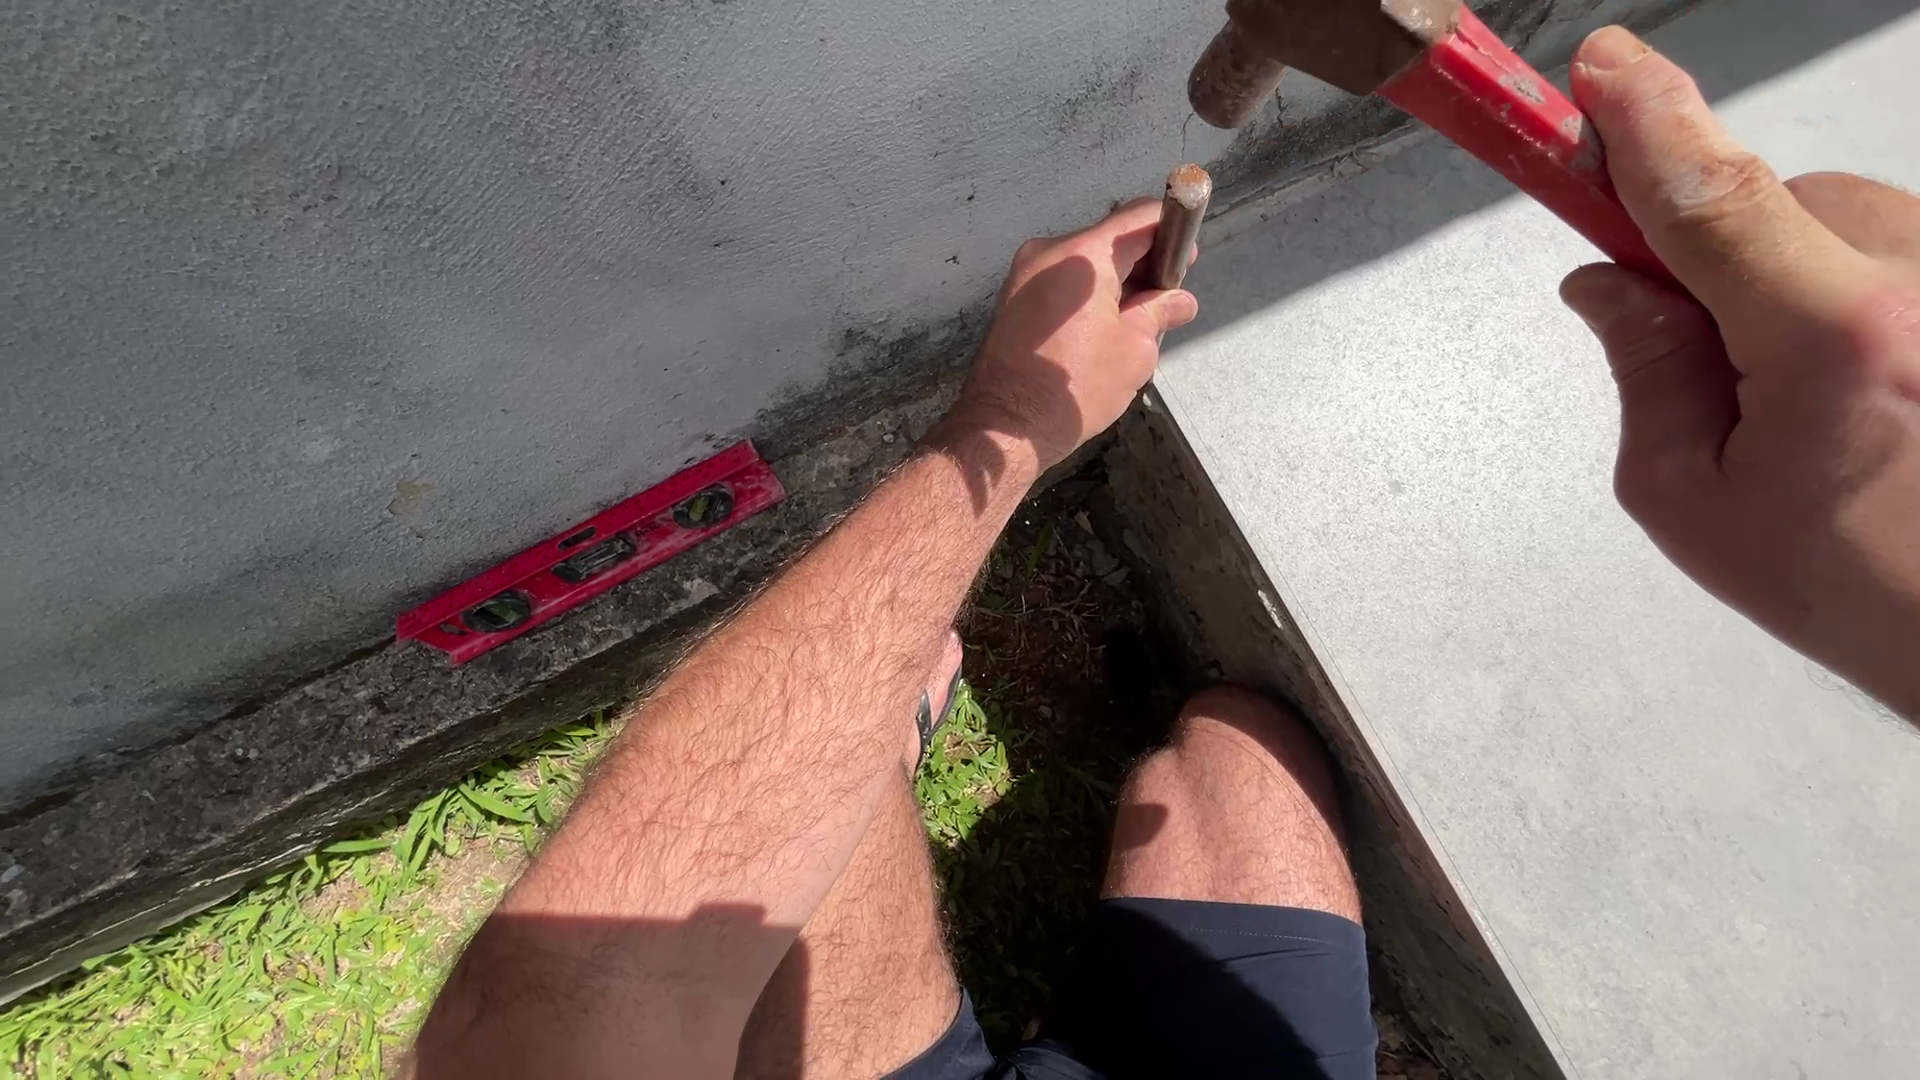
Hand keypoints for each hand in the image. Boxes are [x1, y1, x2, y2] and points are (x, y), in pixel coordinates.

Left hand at [948, 198, 1199, 470]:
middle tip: (1162, 306)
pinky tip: (1098, 337)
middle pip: (1108, 243)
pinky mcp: (1010, 303)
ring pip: (1083, 268)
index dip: (1171, 235)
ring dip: (1113, 289)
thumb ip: (1160, 313)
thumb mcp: (1135, 350)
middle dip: (1141, 268)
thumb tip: (1179, 301)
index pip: (1138, 219)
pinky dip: (1084, 302)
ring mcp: (1022, 277)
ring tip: (1130, 331)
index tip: (1187, 259)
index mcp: (1082, 254)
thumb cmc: (1074, 389)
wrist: (1006, 428)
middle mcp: (1046, 254)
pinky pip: (1059, 288)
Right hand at [1560, 27, 1919, 718]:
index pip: (1716, 205)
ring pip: (1842, 215)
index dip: (1650, 125)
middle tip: (1669, 329)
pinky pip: (1893, 246)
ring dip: (1771, 268)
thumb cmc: (1838, 578)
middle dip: (1700, 240)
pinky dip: (1833, 282)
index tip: (1599, 71)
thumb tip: (1603, 283)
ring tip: (1773, 381)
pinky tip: (1842, 370)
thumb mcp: (1682, 490)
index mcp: (1838, 342)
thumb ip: (1645, 370)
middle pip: (1781, 198)